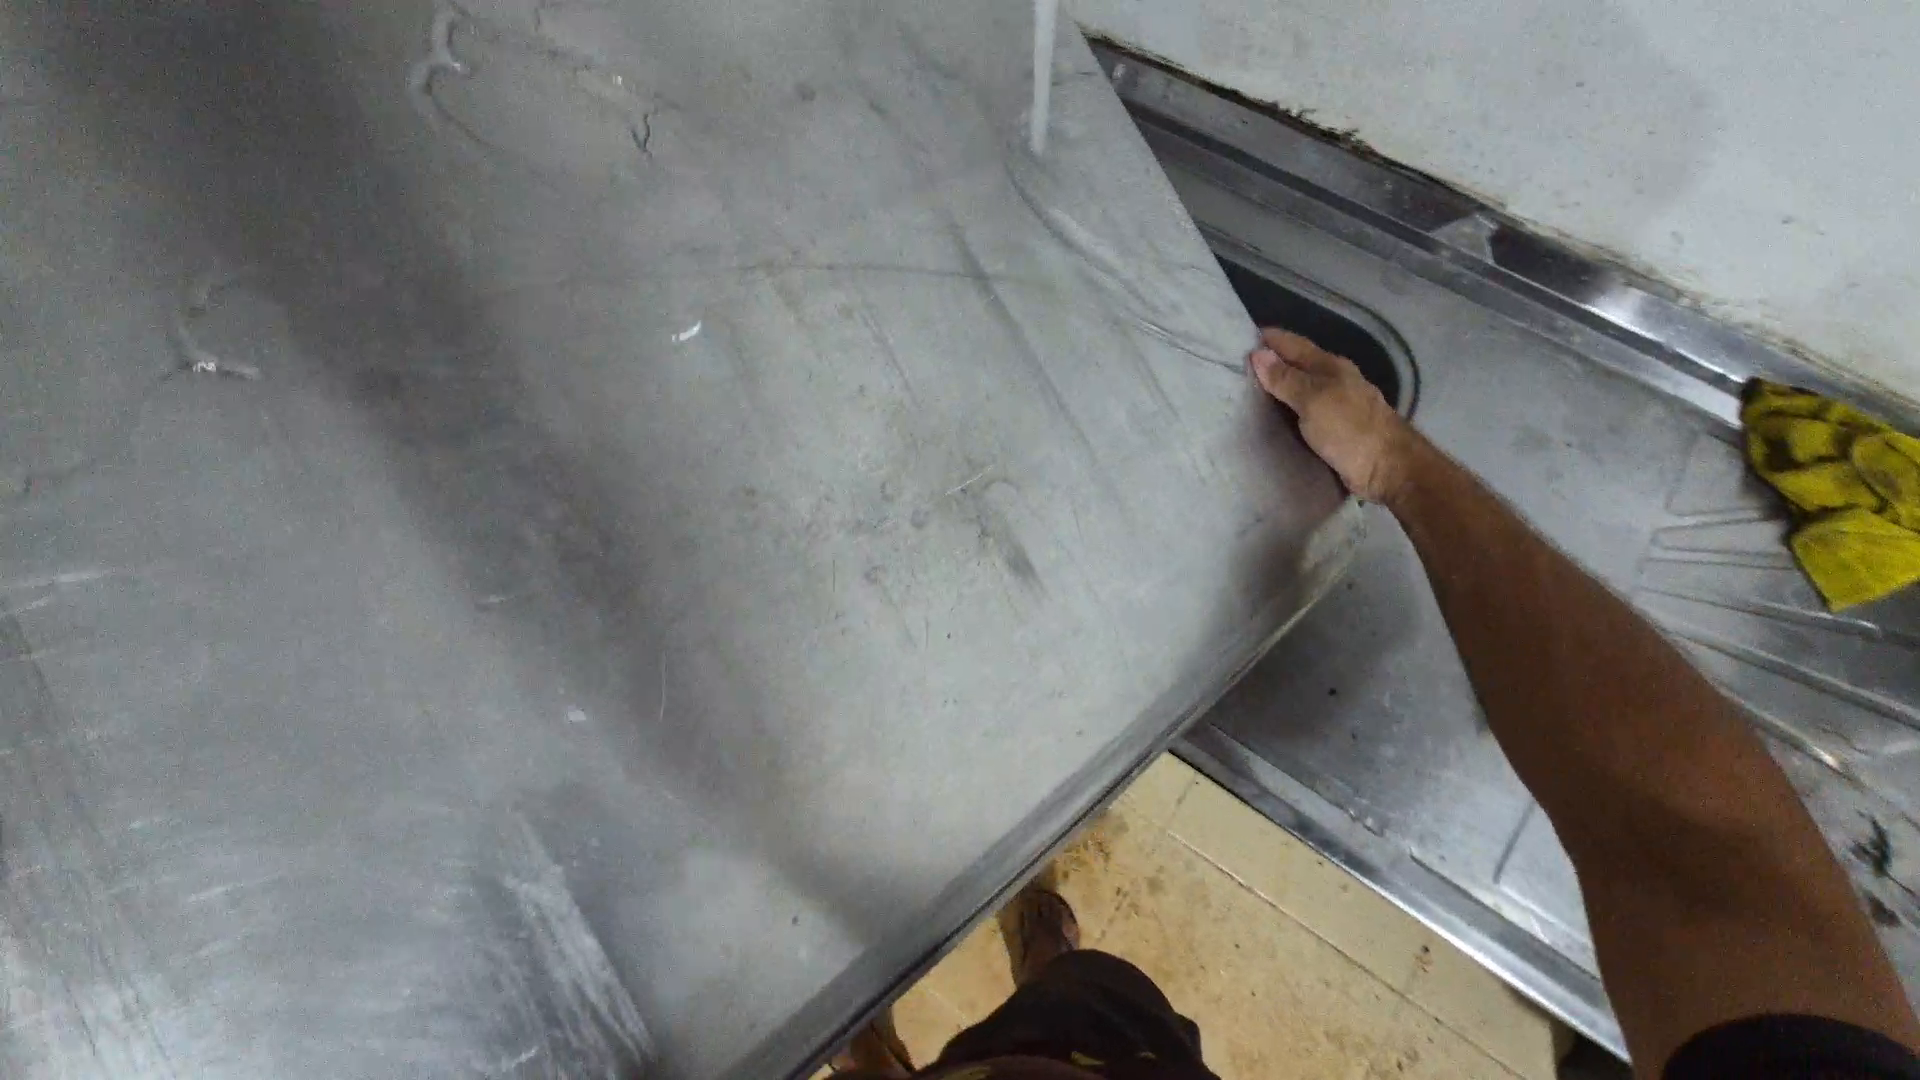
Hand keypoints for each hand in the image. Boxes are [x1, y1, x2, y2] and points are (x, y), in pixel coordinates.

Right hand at [1250, 328, 1417, 502]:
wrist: (1387, 468)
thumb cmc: (1350, 429)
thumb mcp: (1314, 400)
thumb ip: (1286, 379)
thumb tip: (1257, 354)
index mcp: (1330, 366)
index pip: (1293, 344)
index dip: (1268, 338)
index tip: (1238, 337)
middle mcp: (1333, 380)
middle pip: (1296, 364)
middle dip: (1268, 362)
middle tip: (1234, 366)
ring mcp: (1335, 404)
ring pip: (1298, 388)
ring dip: (1275, 387)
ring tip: (1243, 391)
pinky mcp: (1333, 428)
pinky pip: (1300, 412)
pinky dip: (1284, 410)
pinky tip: (1268, 417)